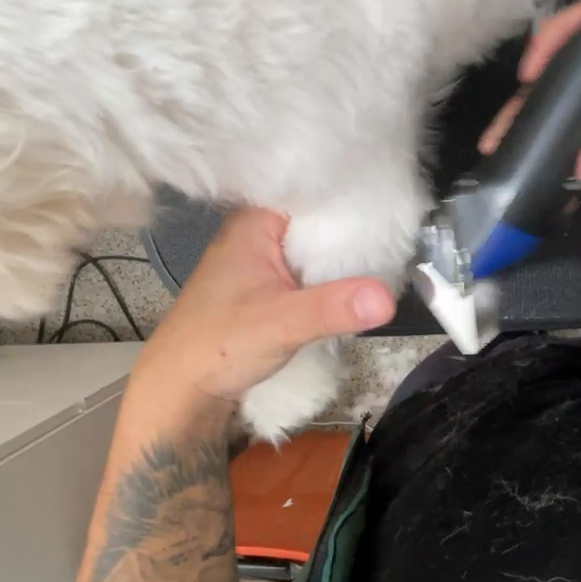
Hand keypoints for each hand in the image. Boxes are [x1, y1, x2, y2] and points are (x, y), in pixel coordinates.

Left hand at [127, 208, 395, 420]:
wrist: (180, 390)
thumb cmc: (218, 346)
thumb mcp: (282, 324)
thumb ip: (334, 308)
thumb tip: (388, 299)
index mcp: (255, 222)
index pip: (312, 191)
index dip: (352, 193)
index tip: (392, 200)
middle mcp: (258, 232)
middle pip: (319, 219)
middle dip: (356, 228)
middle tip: (400, 233)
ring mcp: (262, 260)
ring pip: (316, 247)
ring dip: (347, 255)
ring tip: (392, 253)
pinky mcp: (268, 286)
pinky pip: (310, 270)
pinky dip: (333, 276)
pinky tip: (359, 282)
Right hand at [480, 0, 580, 262]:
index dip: (572, 34)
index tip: (537, 65)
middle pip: (579, 67)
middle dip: (539, 84)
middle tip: (510, 115)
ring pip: (567, 106)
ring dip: (532, 120)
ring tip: (499, 143)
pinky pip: (568, 144)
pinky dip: (542, 152)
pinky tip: (517, 166)